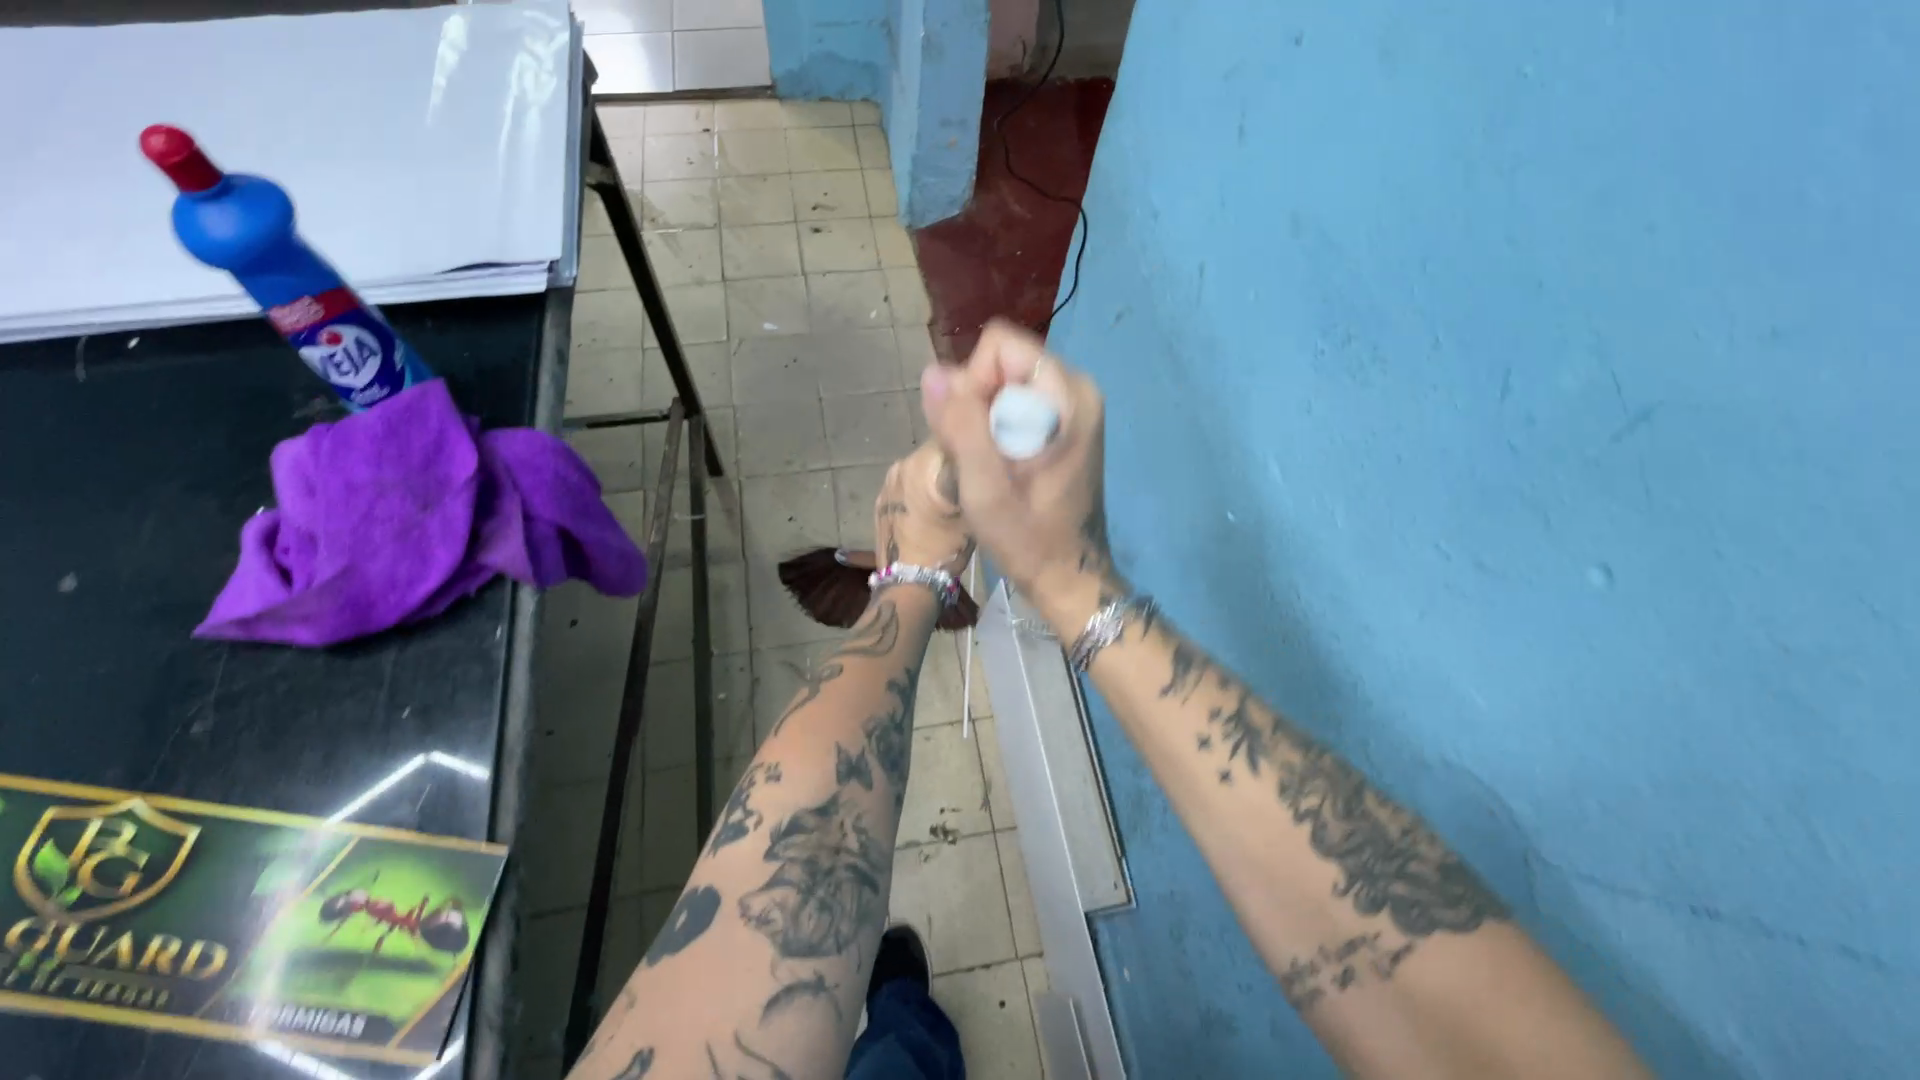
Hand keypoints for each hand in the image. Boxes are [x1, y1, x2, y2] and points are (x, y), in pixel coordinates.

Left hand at [874, 441, 973, 577]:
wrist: (908, 580)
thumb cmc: (946, 546)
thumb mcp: (972, 509)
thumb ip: (973, 477)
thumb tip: (981, 460)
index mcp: (925, 462)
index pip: (955, 438)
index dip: (971, 447)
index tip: (983, 460)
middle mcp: (903, 463)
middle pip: (935, 450)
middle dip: (951, 461)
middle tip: (969, 479)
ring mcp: (888, 480)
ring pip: (920, 466)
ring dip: (933, 474)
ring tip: (948, 495)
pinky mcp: (880, 497)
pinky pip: (906, 483)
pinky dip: (918, 488)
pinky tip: (929, 507)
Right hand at [919, 320, 1114, 630]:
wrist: (1068, 577)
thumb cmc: (1029, 540)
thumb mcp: (985, 489)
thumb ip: (960, 427)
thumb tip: (932, 372)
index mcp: (1069, 395)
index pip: (999, 346)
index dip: (972, 383)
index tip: (974, 436)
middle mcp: (1077, 388)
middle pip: (1001, 361)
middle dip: (975, 403)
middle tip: (980, 459)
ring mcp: (1072, 405)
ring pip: (1002, 382)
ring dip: (981, 420)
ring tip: (988, 467)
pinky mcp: (1064, 422)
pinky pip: (1012, 401)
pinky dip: (994, 429)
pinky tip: (998, 468)